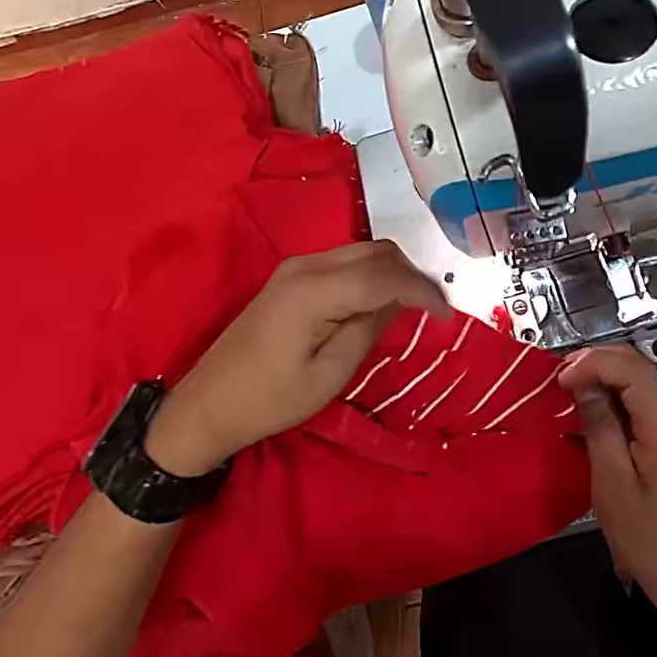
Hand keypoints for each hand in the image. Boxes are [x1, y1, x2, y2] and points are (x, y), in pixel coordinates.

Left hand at [145, 241, 449, 475]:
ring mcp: (295, 268)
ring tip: (413, 307)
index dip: (421, 291)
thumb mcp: (329, 374)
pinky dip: (371, 276)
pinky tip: (381, 302)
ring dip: (393, 273)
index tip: (448, 315)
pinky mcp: (291, 277)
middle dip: (411, 275)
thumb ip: (368, 328)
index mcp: (313, 290)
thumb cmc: (269, 400)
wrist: (208, 404)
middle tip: (433, 311)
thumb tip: (399, 302)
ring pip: (362, 252)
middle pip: (376, 252)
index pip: (383, 276)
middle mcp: (305, 266)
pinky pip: (345, 263)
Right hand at [565, 346, 656, 610]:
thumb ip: (598, 424)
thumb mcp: (612, 480)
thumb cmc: (649, 536)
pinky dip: (611, 398)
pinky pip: (638, 402)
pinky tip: (587, 412)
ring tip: (565, 391)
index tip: (558, 379)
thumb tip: (582, 383)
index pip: (631, 368)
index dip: (592, 363)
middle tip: (557, 378)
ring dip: (601, 378)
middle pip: (636, 367)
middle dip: (595, 364)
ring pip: (636, 381)